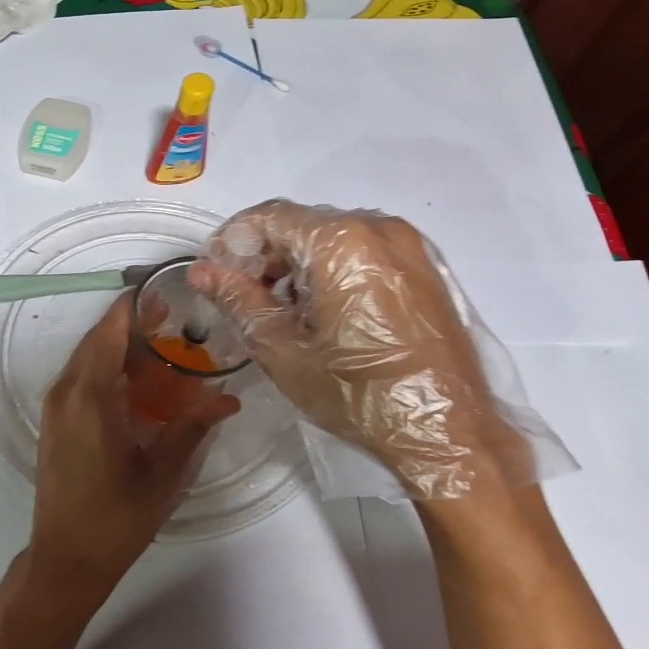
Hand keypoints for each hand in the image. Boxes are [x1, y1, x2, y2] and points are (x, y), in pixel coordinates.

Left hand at [30, 294, 238, 585]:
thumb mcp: (162, 474)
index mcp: (89, 398)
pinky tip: (140, 386)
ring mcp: (55, 409)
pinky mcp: (55, 424)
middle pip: (96, 341)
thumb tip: (227, 398)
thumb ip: (191, 427)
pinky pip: (81, 381)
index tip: (165, 289)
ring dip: (120, 350)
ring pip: (87, 361)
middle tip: (176, 319)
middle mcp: (65, 394)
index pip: (108, 332)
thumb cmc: (115, 519)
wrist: (66, 558)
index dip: (134, 306)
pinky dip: (109, 372)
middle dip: (133, 327)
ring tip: (164, 348)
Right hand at [189, 199, 530, 498]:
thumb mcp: (283, 350)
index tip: (212, 276)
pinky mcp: (426, 270)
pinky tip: (321, 317)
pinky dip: (332, 274)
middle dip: (264, 257)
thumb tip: (202, 272)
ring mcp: (410, 248)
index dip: (231, 242)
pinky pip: (365, 255)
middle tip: (240, 301)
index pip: (270, 217)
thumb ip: (239, 301)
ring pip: (334, 240)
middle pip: (303, 225)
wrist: (446, 431)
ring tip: (279, 315)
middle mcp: (379, 230)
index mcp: (342, 242)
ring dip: (297, 267)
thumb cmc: (356, 394)